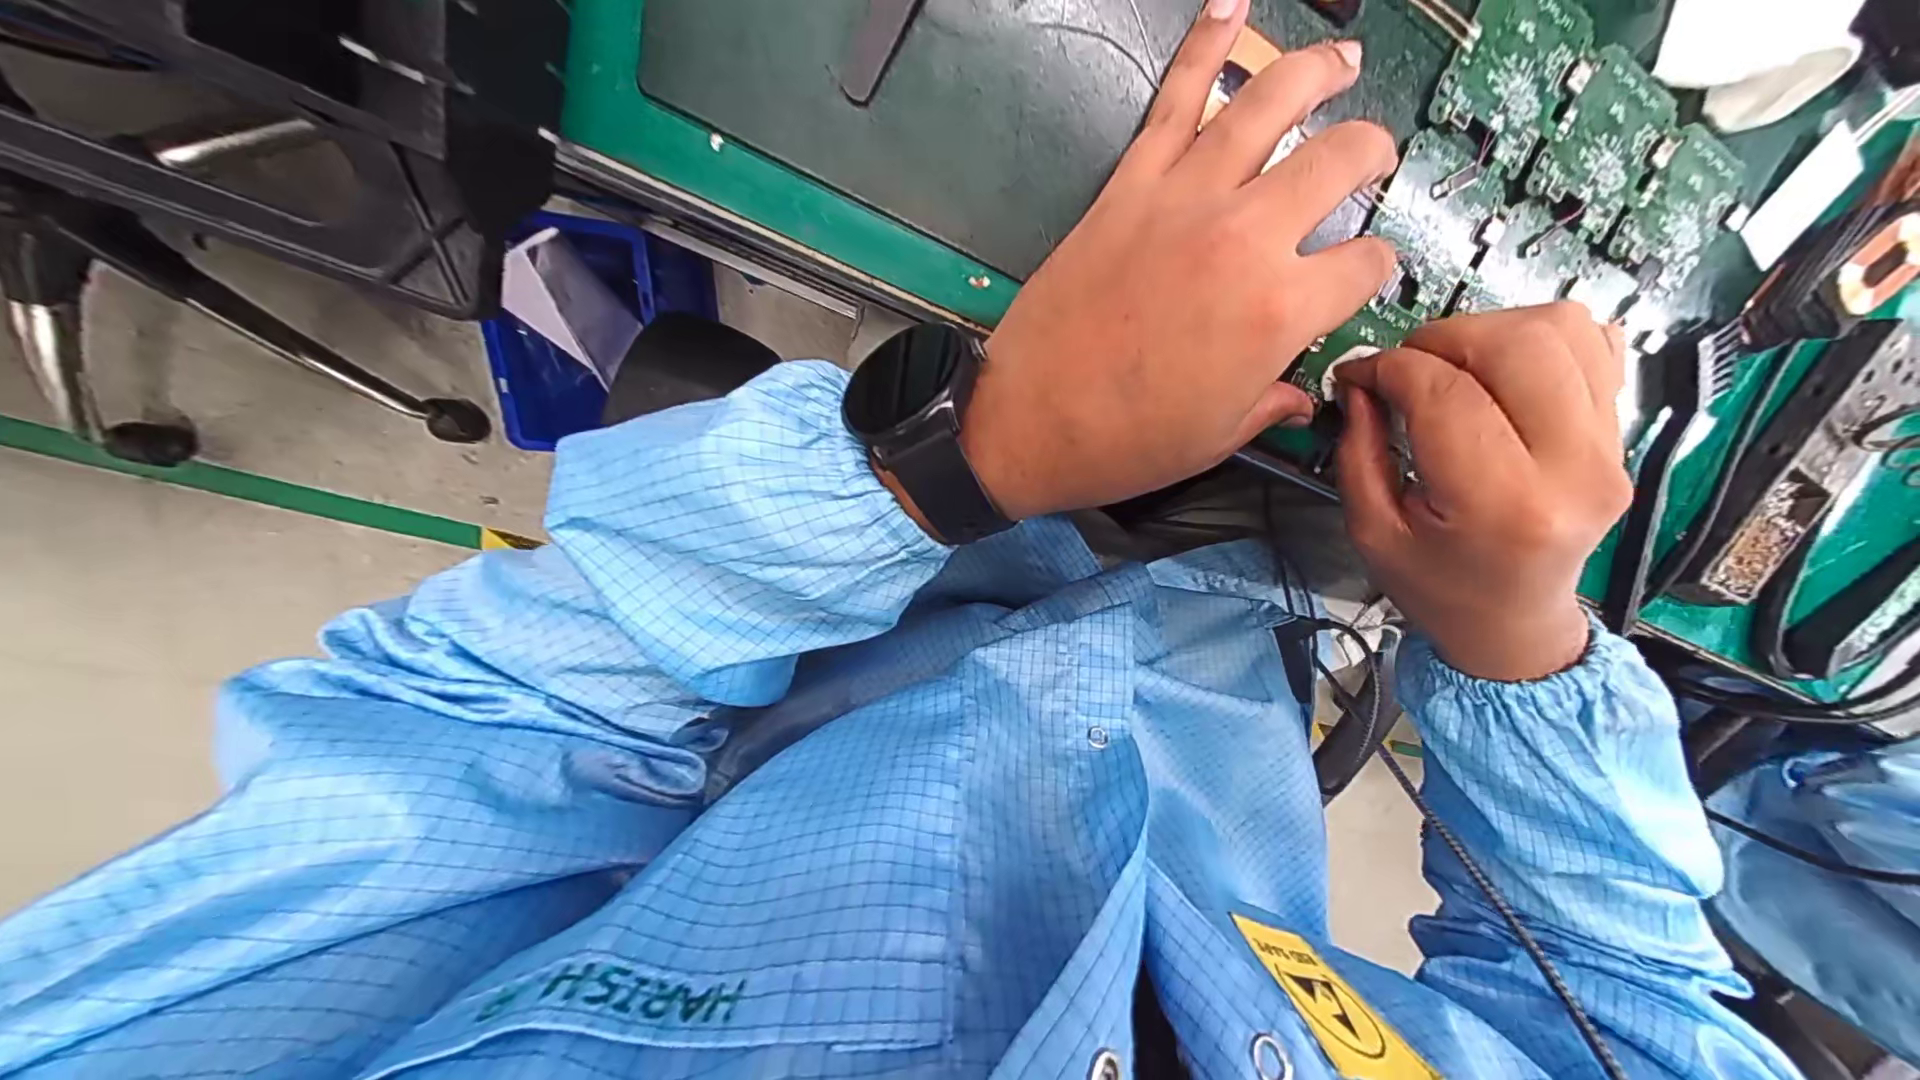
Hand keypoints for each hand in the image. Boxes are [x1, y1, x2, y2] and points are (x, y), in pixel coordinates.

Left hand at [957, 0, 1397, 520]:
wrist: (1026, 423)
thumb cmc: (1121, 444)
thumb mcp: (1213, 439)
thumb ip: (1268, 404)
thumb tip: (1296, 392)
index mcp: (1278, 311)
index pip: (1364, 265)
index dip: (1371, 274)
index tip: (1359, 281)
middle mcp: (1244, 238)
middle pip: (1340, 159)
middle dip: (1371, 156)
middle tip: (1370, 160)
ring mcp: (1182, 202)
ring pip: (1269, 102)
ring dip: (1317, 71)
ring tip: (1341, 62)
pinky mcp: (1126, 190)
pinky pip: (1173, 100)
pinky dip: (1203, 46)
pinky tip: (1228, 9)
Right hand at [1335, 303, 1632, 681]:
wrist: (1512, 620)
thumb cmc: (1435, 586)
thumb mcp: (1371, 529)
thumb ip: (1359, 451)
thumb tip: (1360, 383)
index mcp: (1500, 505)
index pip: (1446, 395)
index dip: (1389, 369)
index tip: (1355, 374)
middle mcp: (1572, 468)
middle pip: (1517, 346)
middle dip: (1441, 338)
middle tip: (1401, 364)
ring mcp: (1609, 448)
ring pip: (1563, 330)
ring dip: (1488, 331)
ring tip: (1446, 364)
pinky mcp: (1620, 435)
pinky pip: (1594, 346)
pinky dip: (1536, 340)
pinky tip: (1495, 369)